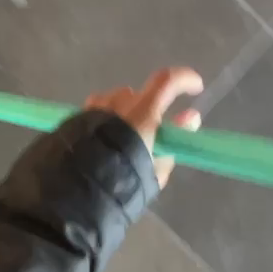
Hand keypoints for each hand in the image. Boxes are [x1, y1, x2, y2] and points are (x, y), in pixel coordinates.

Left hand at [85, 67, 203, 187]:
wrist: (78, 191)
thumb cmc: (124, 182)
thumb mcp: (157, 168)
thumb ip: (175, 139)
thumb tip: (190, 117)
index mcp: (142, 113)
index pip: (167, 82)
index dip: (185, 79)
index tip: (195, 88)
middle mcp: (117, 103)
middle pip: (138, 95)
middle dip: (148, 107)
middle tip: (149, 132)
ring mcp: (94, 108)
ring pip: (115, 100)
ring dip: (125, 113)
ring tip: (123, 138)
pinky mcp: (77, 118)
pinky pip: (97, 110)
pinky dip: (107, 119)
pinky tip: (103, 140)